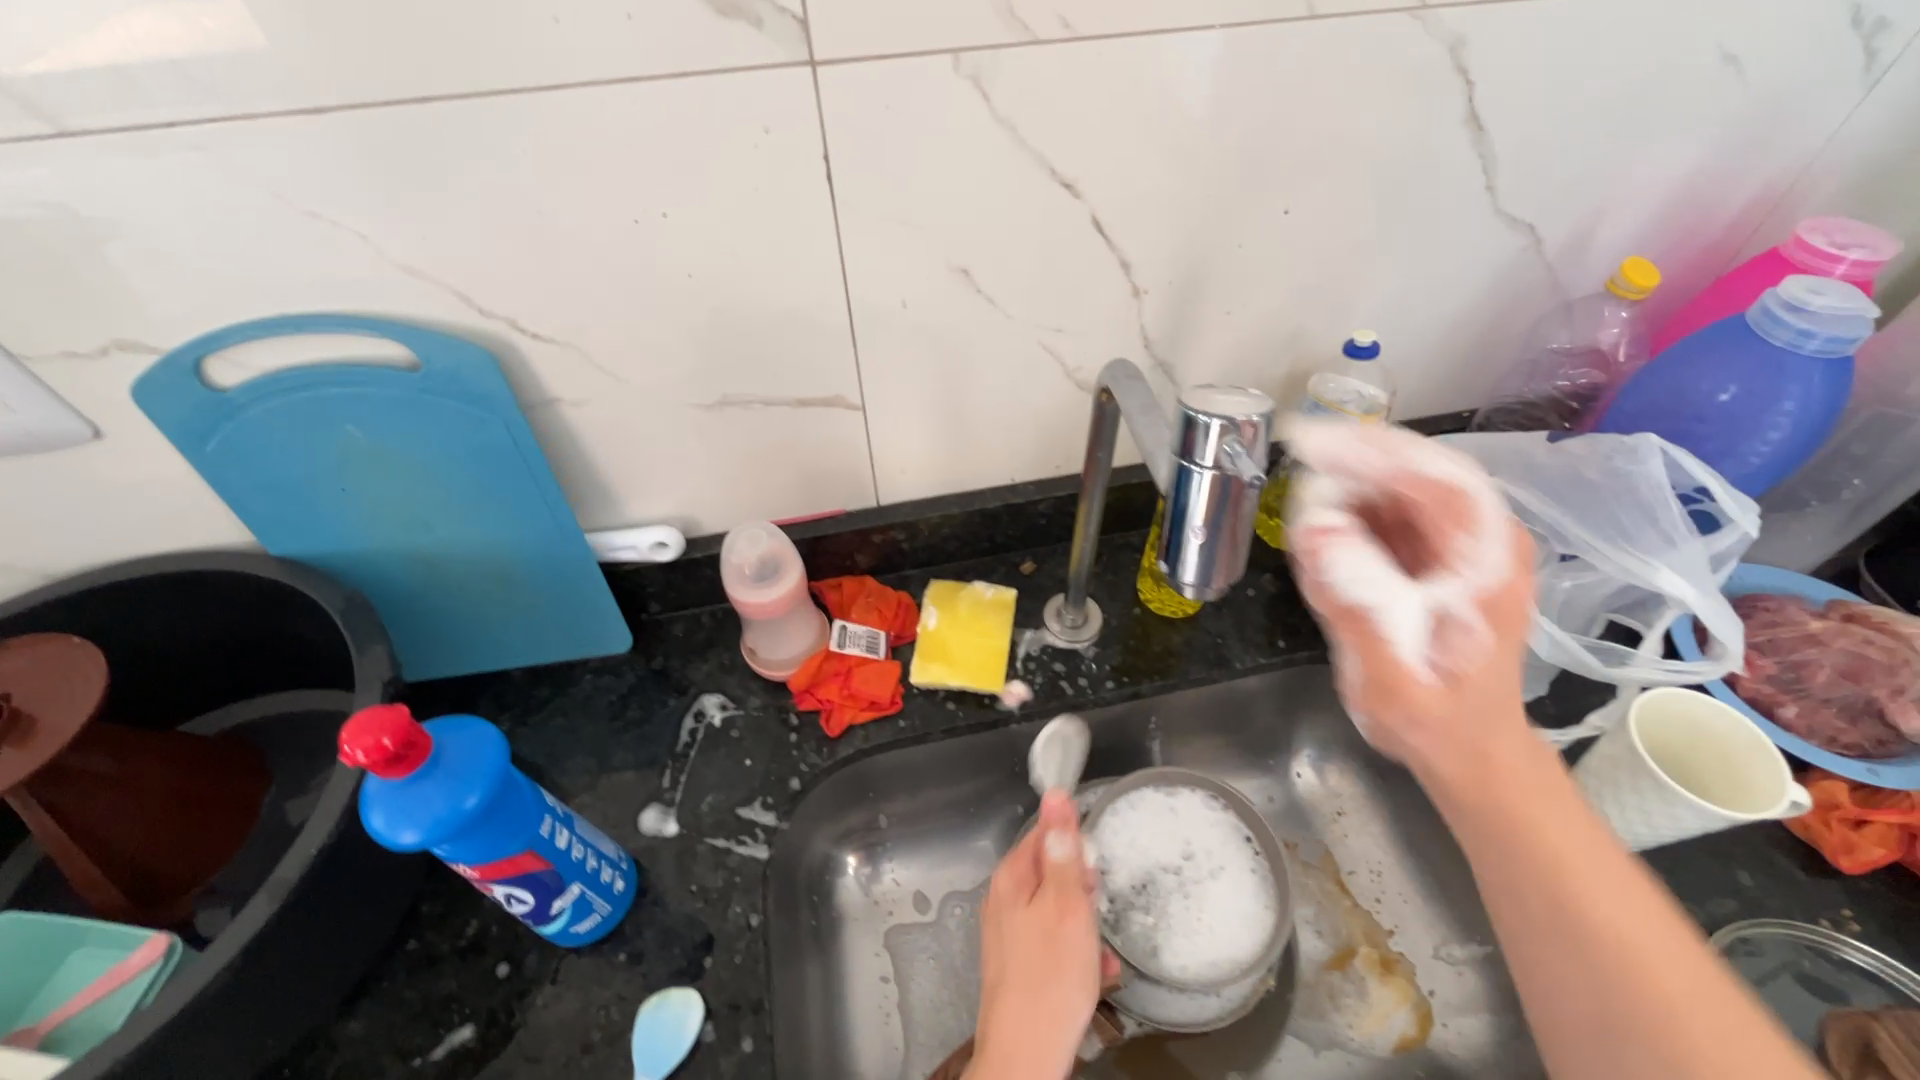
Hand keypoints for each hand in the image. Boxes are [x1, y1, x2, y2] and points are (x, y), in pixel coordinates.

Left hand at [966, 791, 1118, 1079]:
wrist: (1027, 1052)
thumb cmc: (1050, 979)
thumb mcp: (1067, 903)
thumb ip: (1062, 849)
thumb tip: (1056, 797)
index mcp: (1011, 878)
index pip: (1045, 834)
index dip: (1075, 849)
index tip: (1092, 872)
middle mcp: (1004, 900)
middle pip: (1054, 873)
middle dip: (1083, 891)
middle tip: (1094, 914)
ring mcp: (1009, 932)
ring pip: (1059, 909)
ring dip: (1086, 925)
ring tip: (1096, 950)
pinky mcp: (1019, 961)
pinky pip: (1055, 942)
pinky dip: (1077, 952)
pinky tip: (1092, 973)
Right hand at [1286, 423, 1537, 780]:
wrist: (1467, 751)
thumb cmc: (1435, 720)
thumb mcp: (1390, 674)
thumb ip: (1354, 604)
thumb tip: (1315, 530)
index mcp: (1487, 562)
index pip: (1434, 477)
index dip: (1371, 451)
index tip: (1311, 441)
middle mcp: (1481, 543)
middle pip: (1417, 475)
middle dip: (1353, 465)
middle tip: (1295, 463)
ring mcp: (1459, 550)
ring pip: (1400, 491)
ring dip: (1348, 489)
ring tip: (1304, 502)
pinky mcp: (1435, 561)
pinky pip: (1391, 518)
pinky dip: (1352, 516)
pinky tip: (1322, 531)